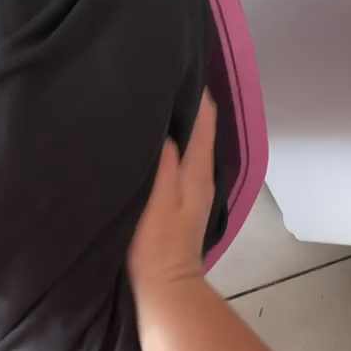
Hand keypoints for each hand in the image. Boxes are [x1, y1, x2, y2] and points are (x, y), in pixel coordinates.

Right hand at [129, 93, 216, 298]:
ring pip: (186, 142)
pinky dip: (166, 144)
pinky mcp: (176, 202)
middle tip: (154, 75)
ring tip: (147, 100)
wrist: (163, 289)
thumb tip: (167, 122)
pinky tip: (146, 140)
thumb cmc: (155, 244)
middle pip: (197, 126)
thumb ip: (165, 160)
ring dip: (172, 122)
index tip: (174, 61)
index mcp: (198, 168)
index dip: (194, 87)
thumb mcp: (158, 198)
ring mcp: (190, 189)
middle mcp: (200, 174)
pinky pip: (175, 160)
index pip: (204, 116)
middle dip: (180, 100)